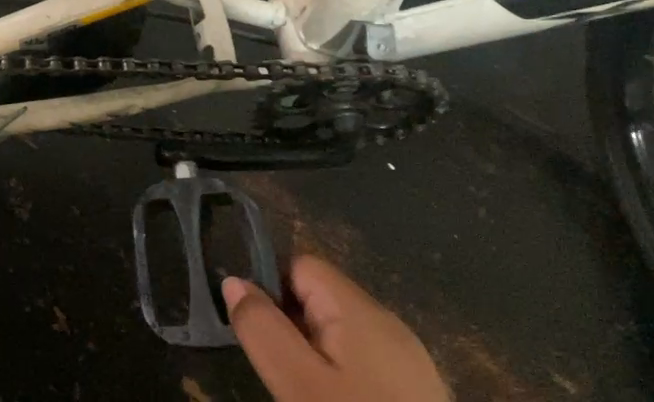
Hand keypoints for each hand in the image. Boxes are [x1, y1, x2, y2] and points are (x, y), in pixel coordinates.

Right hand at [224, 256, 449, 401]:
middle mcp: (388, 323)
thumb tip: (234, 281)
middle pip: (322, 299)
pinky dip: (343, 379)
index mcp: (360, 309)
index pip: (301, 265)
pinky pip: (365, 364)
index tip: (259, 334)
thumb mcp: (297, 383)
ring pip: (342, 334)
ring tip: (308, 396)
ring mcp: (409, 361)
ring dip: (315, 356)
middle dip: (292, 327)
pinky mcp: (418, 392)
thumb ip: (262, 328)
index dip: (270, 289)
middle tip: (282, 377)